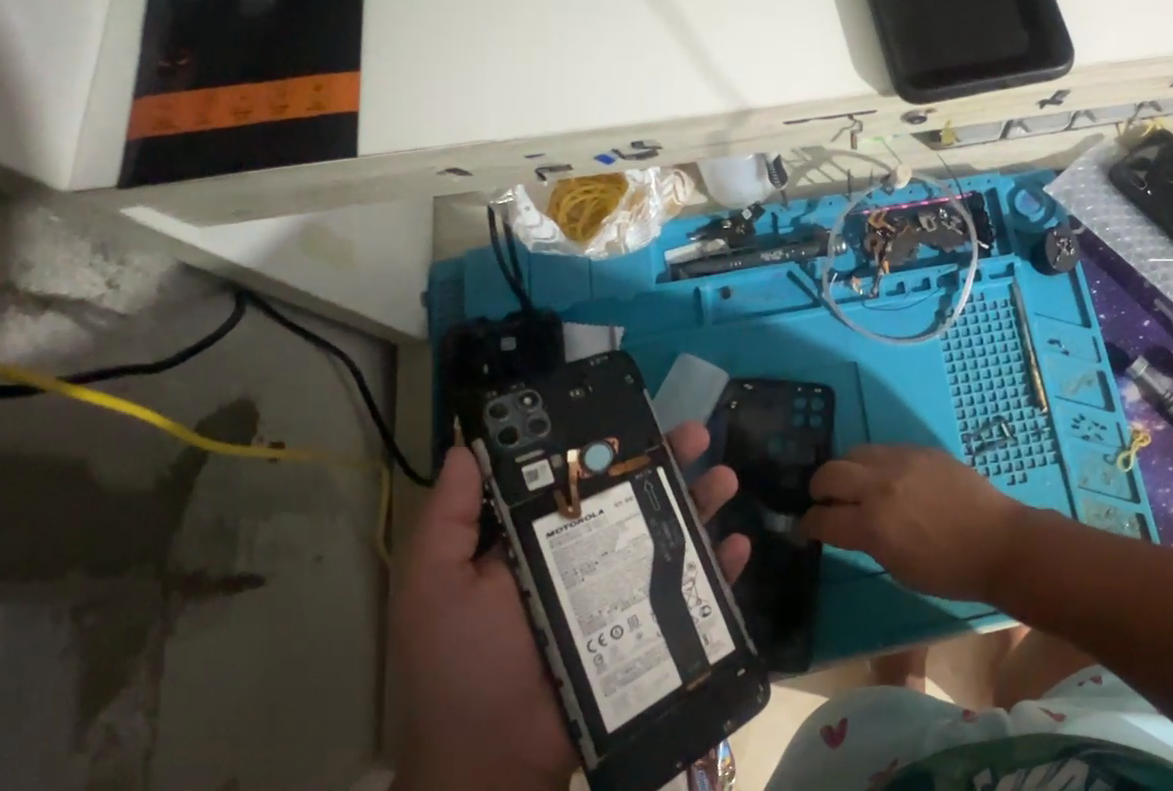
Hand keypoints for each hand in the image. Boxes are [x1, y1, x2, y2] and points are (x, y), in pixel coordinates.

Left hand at [390, 423, 750, 790]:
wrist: (495, 763)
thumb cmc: (462, 668)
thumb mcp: (435, 588)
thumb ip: (448, 521)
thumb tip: (463, 447)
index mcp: (534, 541)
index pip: (576, 480)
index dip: (604, 445)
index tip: (631, 415)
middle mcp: (582, 558)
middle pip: (632, 498)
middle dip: (666, 462)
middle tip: (697, 434)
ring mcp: (620, 594)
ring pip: (668, 535)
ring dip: (700, 502)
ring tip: (725, 479)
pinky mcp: (649, 629)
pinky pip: (692, 592)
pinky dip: (718, 568)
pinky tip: (736, 546)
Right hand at [802, 445, 1030, 602]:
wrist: (999, 542)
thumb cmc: (950, 570)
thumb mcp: (898, 568)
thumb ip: (868, 542)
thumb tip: (850, 528)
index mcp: (872, 525)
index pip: (822, 518)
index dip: (808, 525)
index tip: (805, 529)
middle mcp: (880, 486)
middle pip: (829, 473)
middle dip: (818, 490)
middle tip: (824, 502)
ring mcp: (902, 461)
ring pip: (854, 452)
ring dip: (846, 470)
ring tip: (853, 484)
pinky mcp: (922, 449)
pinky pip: (885, 448)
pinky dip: (875, 462)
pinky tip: (885, 477)